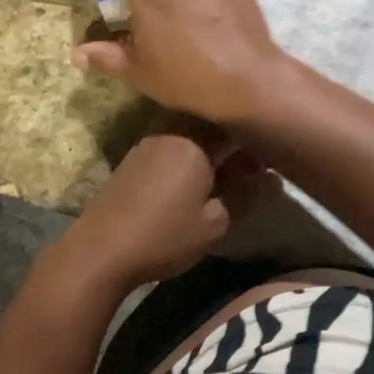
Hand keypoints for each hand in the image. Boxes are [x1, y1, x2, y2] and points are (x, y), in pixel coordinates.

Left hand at [50, 133, 275, 289]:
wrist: (99, 251)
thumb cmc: (163, 236)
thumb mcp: (214, 224)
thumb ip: (247, 196)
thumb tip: (274, 178)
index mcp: (194, 140)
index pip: (234, 122)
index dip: (256, 138)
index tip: (271, 158)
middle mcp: (171, 131)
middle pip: (211, 125)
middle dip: (235, 143)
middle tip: (252, 171)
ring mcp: (149, 143)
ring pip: (191, 135)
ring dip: (212, 151)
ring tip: (227, 179)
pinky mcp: (134, 159)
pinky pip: (173, 146)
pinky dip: (190, 158)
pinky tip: (195, 184)